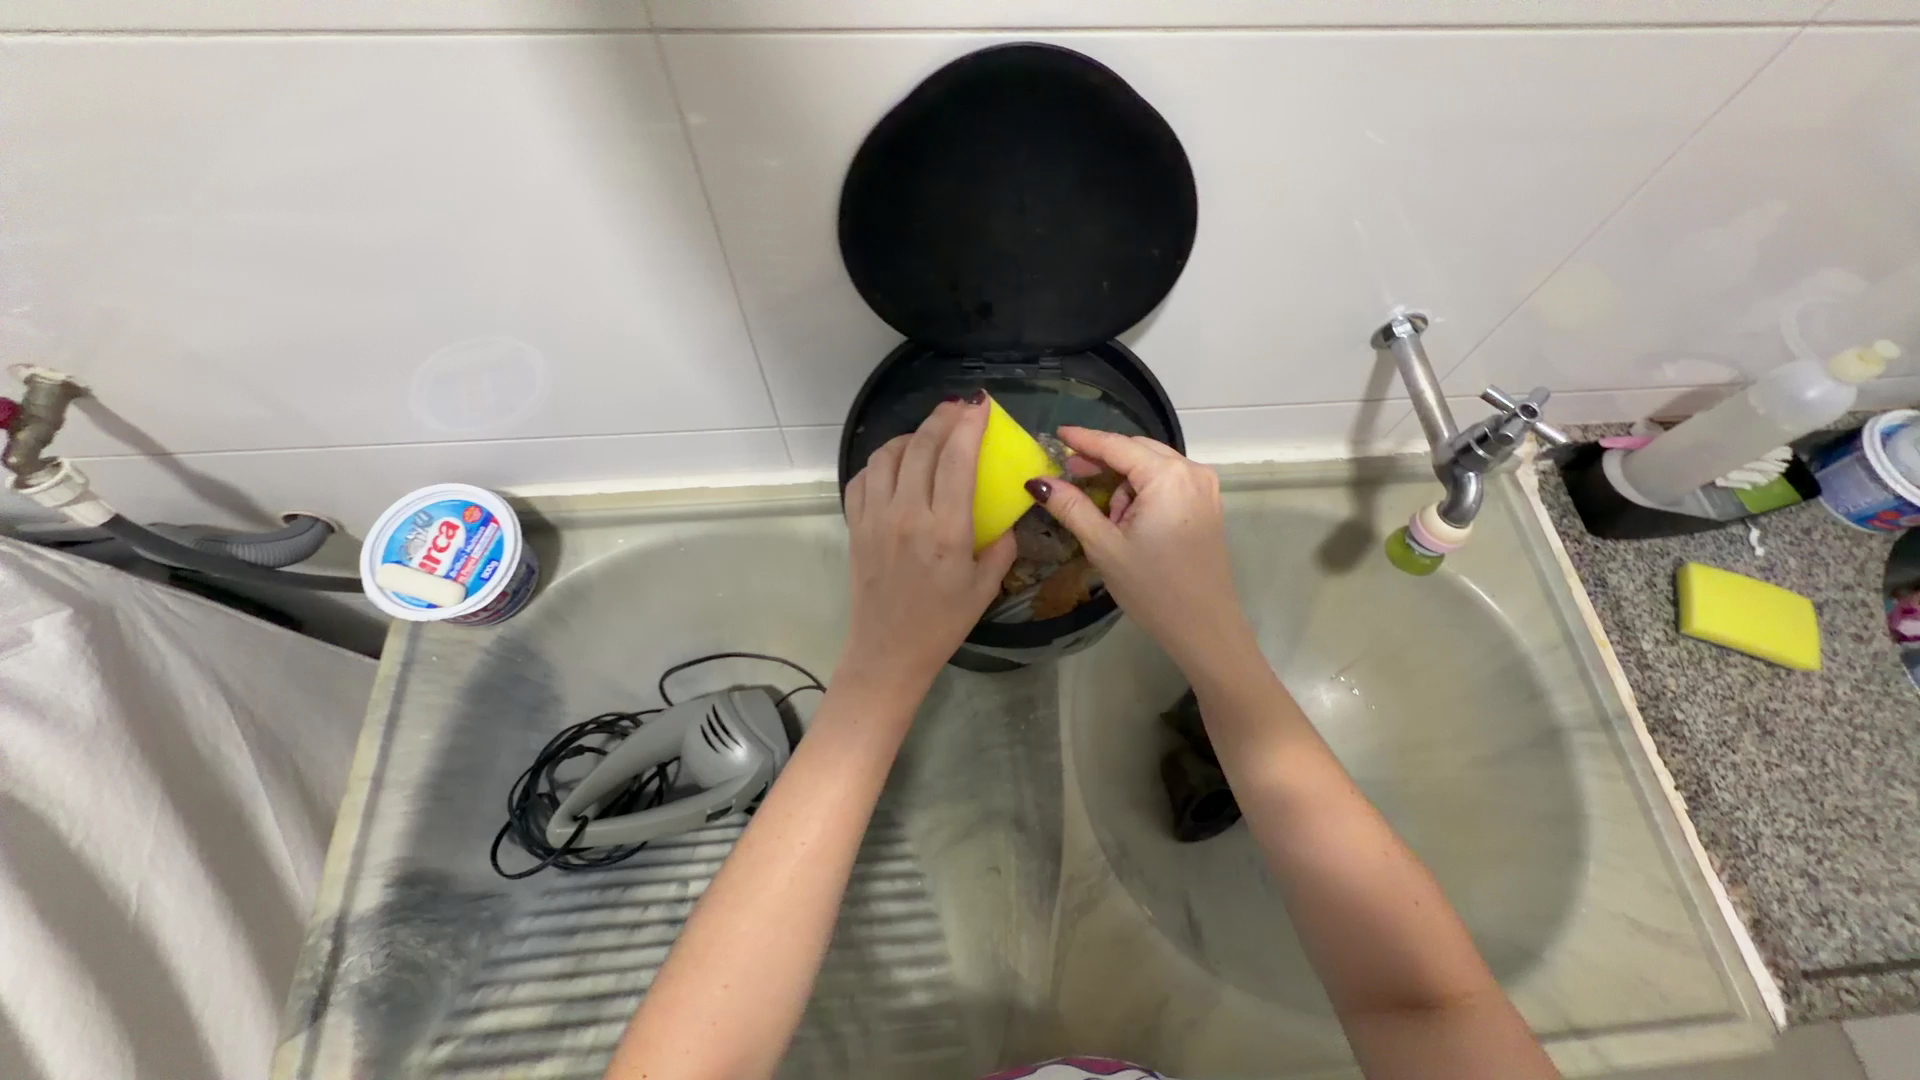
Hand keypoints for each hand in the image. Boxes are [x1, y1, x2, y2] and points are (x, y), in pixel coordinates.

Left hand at [839, 393, 1017, 699]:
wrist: (888, 651)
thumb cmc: (942, 623)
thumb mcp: (985, 587)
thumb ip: (1002, 546)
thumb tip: (1007, 516)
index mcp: (945, 530)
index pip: (957, 460)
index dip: (970, 425)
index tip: (981, 406)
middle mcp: (907, 515)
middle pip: (921, 446)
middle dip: (942, 418)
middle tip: (958, 408)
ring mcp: (875, 518)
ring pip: (887, 455)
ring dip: (910, 436)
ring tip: (928, 437)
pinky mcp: (855, 526)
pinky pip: (863, 478)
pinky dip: (880, 462)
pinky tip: (896, 467)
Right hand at [1024, 427, 1252, 670]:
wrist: (1204, 627)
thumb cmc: (1152, 587)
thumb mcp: (1104, 546)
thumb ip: (1071, 507)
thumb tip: (1038, 482)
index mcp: (1168, 476)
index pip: (1117, 445)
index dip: (1084, 439)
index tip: (1058, 434)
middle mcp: (1192, 471)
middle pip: (1137, 450)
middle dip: (1103, 459)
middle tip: (1069, 472)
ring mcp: (1204, 488)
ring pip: (1152, 466)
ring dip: (1123, 479)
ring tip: (1104, 515)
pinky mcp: (1207, 506)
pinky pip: (1167, 482)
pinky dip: (1142, 490)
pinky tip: (1125, 516)